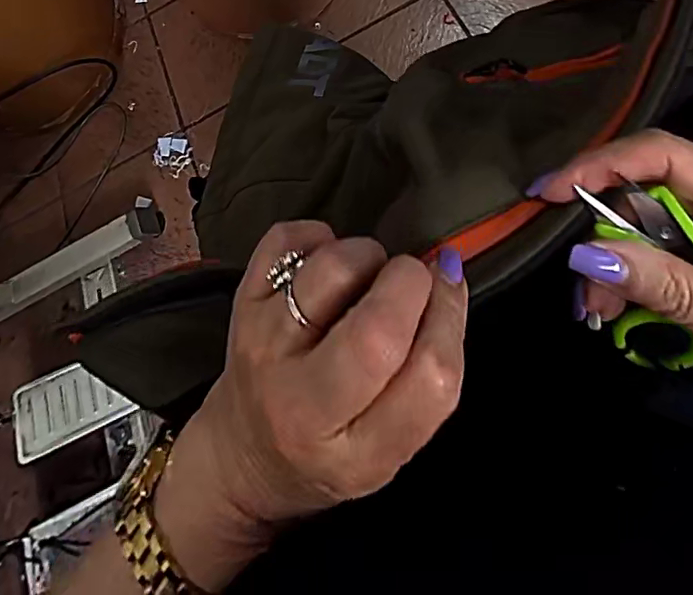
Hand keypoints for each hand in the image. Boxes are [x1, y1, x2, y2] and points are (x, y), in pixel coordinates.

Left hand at [154, 221, 467, 588]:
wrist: (244, 456)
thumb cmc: (330, 447)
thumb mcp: (390, 446)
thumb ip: (429, 370)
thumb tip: (448, 272)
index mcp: (358, 454)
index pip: (430, 377)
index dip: (451, 316)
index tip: (449, 288)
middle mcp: (304, 404)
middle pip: (376, 329)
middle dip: (411, 282)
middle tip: (410, 279)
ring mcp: (265, 349)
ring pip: (333, 269)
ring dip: (368, 253)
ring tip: (368, 273)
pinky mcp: (242, 305)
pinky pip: (288, 240)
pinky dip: (318, 235)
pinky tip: (326, 261)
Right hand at [537, 130, 692, 463]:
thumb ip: (671, 290)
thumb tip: (591, 252)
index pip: (666, 157)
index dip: (600, 164)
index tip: (548, 192)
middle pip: (652, 193)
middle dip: (607, 237)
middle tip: (584, 295)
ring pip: (658, 227)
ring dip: (624, 266)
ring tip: (607, 315)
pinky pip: (678, 251)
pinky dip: (648, 280)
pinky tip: (635, 309)